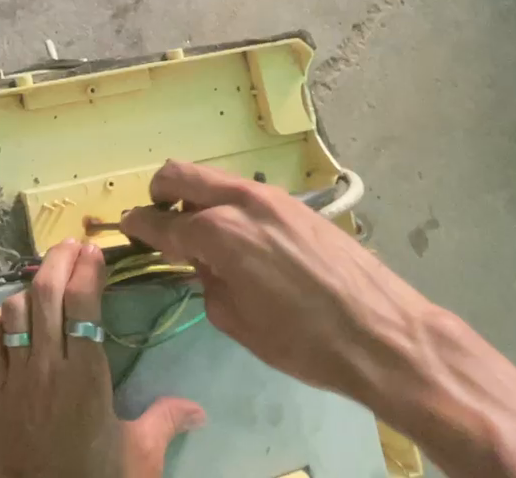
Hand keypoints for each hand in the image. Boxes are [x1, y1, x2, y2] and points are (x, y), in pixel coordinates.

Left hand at [0, 239, 204, 477]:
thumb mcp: (140, 459)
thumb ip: (166, 422)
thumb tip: (199, 407)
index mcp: (87, 378)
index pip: (83, 307)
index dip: (87, 272)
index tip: (94, 250)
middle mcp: (48, 367)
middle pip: (47, 296)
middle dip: (59, 262)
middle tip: (71, 243)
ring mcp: (16, 377)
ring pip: (15, 311)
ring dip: (30, 286)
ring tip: (46, 272)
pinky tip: (11, 312)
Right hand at [119, 160, 436, 400]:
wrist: (387, 336)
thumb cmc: (305, 342)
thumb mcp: (237, 322)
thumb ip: (207, 282)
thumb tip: (204, 264)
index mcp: (217, 232)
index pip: (160, 222)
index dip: (138, 226)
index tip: (127, 228)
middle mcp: (239, 202)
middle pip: (178, 174)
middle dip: (160, 193)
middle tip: (160, 219)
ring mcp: (271, 196)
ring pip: (213, 179)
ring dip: (196, 198)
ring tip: (206, 234)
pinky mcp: (297, 203)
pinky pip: (245, 192)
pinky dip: (229, 206)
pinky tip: (245, 241)